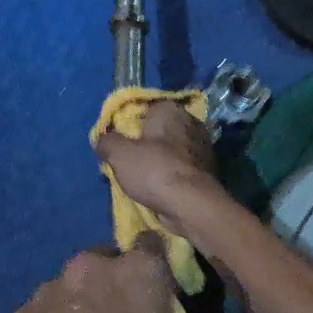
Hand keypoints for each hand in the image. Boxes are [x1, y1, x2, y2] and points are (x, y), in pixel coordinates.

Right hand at [95, 101, 224, 236]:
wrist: (192, 205)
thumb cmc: (154, 170)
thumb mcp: (119, 154)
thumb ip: (107, 141)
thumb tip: (104, 140)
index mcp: (170, 109)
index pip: (144, 108)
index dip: (128, 123)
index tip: (117, 140)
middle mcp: (191, 122)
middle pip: (159, 130)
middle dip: (144, 143)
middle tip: (127, 160)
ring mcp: (202, 146)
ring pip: (171, 150)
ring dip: (158, 160)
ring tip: (141, 178)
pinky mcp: (208, 169)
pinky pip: (181, 167)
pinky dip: (171, 174)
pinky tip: (159, 187)